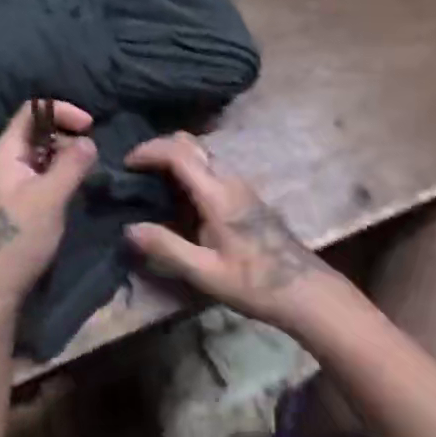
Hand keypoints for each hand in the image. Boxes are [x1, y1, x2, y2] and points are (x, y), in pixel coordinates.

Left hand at [0, 101, 98, 310]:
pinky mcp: (20, 201)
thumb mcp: (49, 198)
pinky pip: (43, 175)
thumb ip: (71, 165)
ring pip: (44, 155)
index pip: (31, 111)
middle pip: (39, 131)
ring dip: (67, 157)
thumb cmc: (18, 239)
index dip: (61, 111)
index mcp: (5, 151)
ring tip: (88, 174)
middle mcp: (6, 160)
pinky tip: (76, 189)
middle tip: (92, 156)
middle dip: (68, 136)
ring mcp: (12, 181)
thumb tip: (89, 140)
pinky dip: (61, 175)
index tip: (90, 125)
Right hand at [123, 133, 334, 327]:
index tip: (125, 163)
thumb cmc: (257, 284)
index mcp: (216, 192)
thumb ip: (167, 248)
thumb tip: (129, 228)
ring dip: (174, 156)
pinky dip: (188, 167)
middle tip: (136, 169)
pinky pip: (210, 165)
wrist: (310, 294)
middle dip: (158, 147)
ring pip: (201, 151)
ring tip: (152, 180)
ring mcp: (240, 184)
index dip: (147, 151)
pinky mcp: (246, 194)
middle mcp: (228, 178)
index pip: (177, 152)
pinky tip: (180, 195)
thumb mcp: (206, 274)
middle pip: (189, 142)